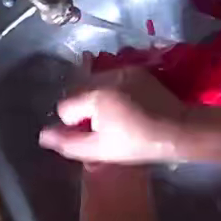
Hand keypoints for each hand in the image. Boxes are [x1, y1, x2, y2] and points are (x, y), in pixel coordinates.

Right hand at [39, 69, 189, 164]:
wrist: (177, 129)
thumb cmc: (137, 144)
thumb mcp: (99, 150)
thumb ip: (68, 142)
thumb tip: (43, 135)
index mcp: (95, 95)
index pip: (65, 106)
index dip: (75, 124)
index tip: (94, 134)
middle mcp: (106, 77)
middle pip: (78, 91)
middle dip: (84, 108)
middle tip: (103, 126)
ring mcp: (123, 70)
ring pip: (94, 83)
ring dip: (97, 97)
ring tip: (116, 116)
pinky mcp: (136, 70)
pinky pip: (112, 78)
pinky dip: (113, 89)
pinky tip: (127, 105)